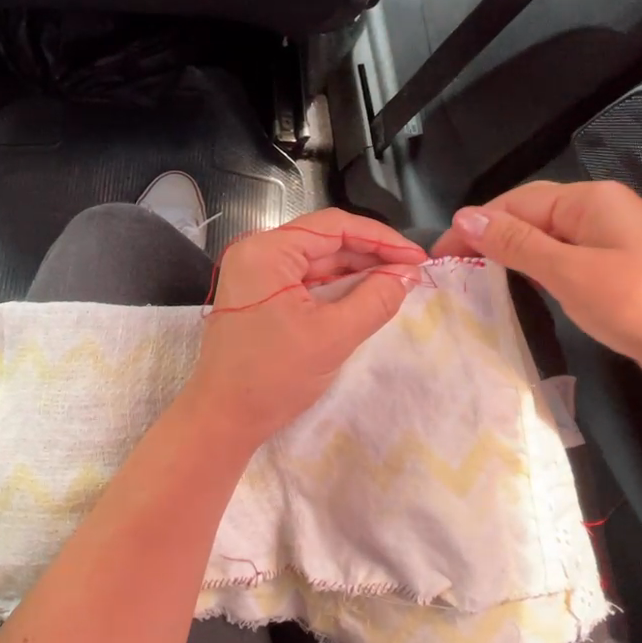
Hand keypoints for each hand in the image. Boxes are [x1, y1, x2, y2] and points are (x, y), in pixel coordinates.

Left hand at [183, 208, 426, 444]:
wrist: (224, 416)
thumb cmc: (274, 376)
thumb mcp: (333, 337)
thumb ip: (375, 299)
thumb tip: (408, 274)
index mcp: (266, 251)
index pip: (332, 226)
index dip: (380, 237)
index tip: (417, 257)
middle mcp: (256, 251)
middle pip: (323, 239)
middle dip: (370, 253)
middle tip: (412, 271)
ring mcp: (254, 271)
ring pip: (315, 259)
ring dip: (354, 269)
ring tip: (396, 280)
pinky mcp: (257, 292)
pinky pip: (303, 278)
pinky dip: (333, 284)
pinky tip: (364, 292)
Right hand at [433, 180, 641, 400]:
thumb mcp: (569, 272)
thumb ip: (514, 243)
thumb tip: (463, 216)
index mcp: (590, 199)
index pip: (514, 202)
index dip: (473, 227)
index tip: (440, 258)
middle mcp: (602, 213)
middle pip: (529, 218)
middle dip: (490, 240)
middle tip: (454, 273)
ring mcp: (615, 245)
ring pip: (547, 243)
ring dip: (513, 259)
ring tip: (478, 283)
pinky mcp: (622, 277)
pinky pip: (567, 265)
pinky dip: (539, 275)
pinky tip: (524, 292)